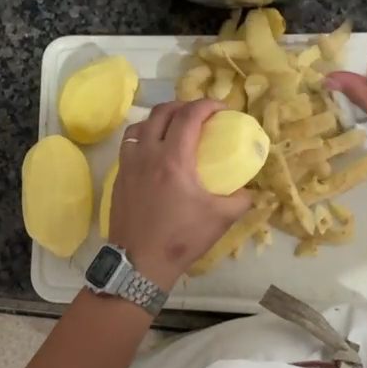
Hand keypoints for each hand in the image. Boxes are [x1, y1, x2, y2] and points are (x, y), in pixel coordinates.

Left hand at [108, 99, 253, 290]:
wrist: (139, 262)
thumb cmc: (181, 239)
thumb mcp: (220, 219)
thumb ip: (240, 199)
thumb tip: (248, 190)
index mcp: (173, 159)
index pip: (189, 116)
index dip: (207, 105)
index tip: (222, 108)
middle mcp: (147, 154)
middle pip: (162, 113)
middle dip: (183, 105)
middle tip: (200, 113)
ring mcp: (128, 164)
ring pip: (140, 125)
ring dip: (159, 119)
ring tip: (174, 127)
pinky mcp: (118, 177)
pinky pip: (129, 144)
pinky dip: (144, 137)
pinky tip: (154, 152)